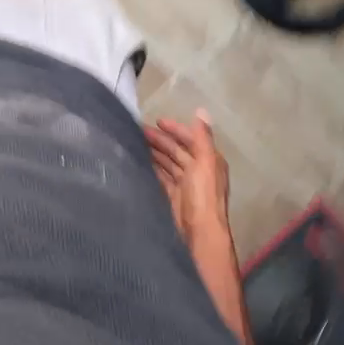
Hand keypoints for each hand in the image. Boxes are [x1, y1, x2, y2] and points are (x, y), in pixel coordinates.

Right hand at [143, 110, 231, 243]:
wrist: (199, 234)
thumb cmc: (203, 196)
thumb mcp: (205, 162)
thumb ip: (202, 137)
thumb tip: (201, 110)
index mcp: (208, 160)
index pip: (190, 138)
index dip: (175, 129)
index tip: (156, 121)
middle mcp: (198, 170)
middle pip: (177, 150)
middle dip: (160, 140)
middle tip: (138, 132)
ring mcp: (185, 185)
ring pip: (168, 163)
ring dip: (155, 153)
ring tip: (135, 144)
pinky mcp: (174, 197)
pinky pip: (162, 178)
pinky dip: (153, 170)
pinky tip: (141, 163)